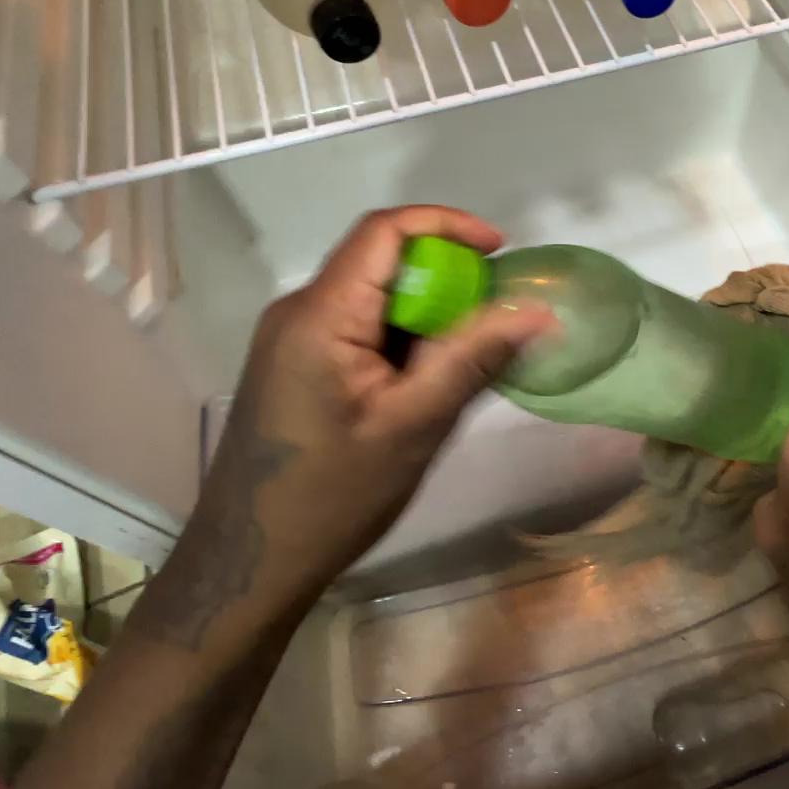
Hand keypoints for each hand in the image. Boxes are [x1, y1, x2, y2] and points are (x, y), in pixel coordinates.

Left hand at [150, 207, 554, 647]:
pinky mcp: (297, 364)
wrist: (250, 563)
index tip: (500, 250)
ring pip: (374, 296)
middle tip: (495, 319)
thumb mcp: (415, 424)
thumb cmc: (333, 495)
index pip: (384, 231)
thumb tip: (538, 311)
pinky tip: (429, 380)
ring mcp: (293, 338)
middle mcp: (299, 311)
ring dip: (428, 311)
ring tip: (469, 356)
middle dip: (446, 276)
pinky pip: (361, 326)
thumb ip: (474, 358)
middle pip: (382, 261)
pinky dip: (404, 337)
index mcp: (321, 314)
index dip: (447, 225)